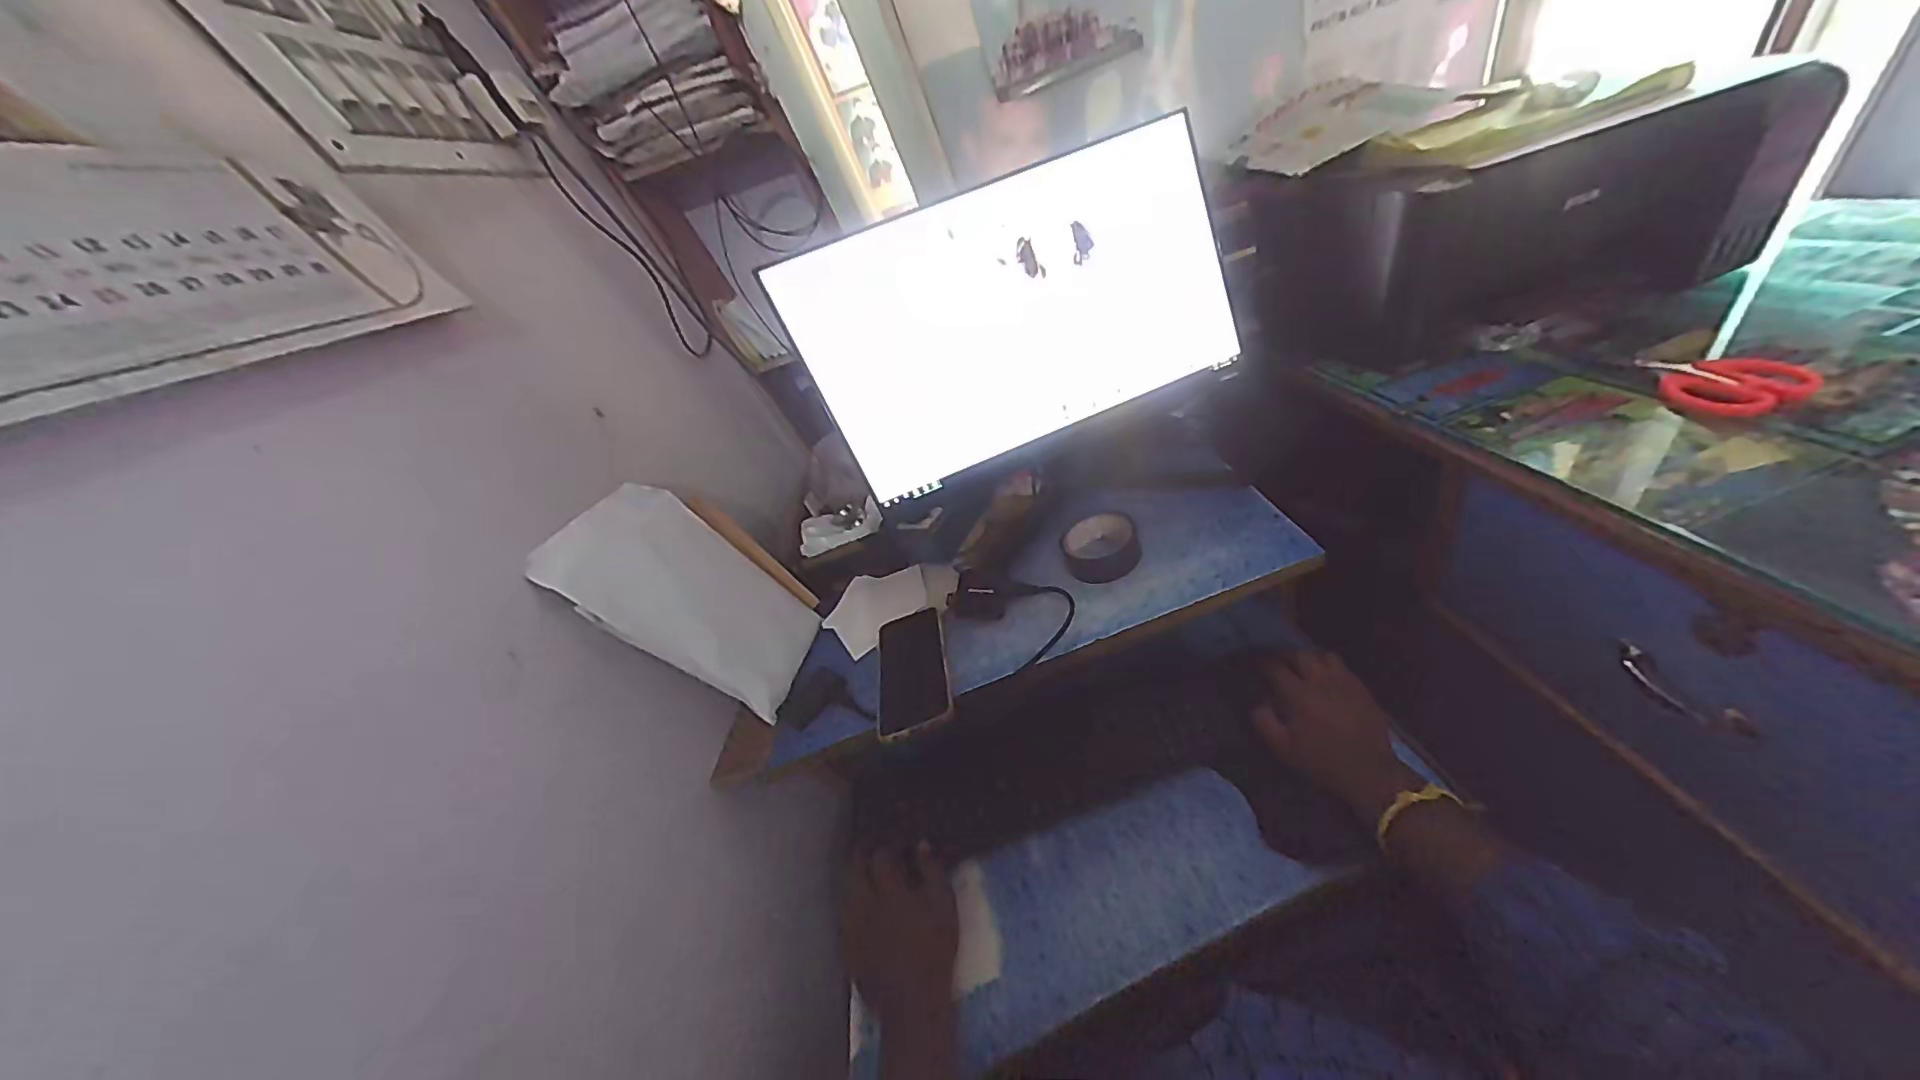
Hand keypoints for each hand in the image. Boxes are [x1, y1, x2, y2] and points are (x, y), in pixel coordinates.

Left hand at [841, 842, 958, 1030]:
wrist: (914, 1000)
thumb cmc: (935, 949)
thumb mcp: (944, 906)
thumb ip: (932, 871)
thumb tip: (921, 845)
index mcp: (889, 890)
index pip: (879, 856)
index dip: (886, 848)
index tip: (895, 846)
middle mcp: (864, 903)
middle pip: (853, 868)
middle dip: (861, 856)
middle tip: (872, 852)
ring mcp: (851, 925)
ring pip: (844, 891)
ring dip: (854, 879)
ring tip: (866, 876)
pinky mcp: (846, 946)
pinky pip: (844, 916)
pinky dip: (851, 906)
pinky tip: (863, 909)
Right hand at [1251, 651, 1422, 819]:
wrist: (1369, 773)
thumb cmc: (1321, 761)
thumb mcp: (1283, 748)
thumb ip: (1264, 722)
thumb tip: (1260, 703)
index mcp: (1299, 694)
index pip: (1276, 667)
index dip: (1264, 663)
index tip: (1258, 665)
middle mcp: (1321, 681)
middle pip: (1300, 655)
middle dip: (1286, 656)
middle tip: (1280, 664)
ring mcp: (1345, 683)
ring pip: (1324, 656)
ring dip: (1311, 658)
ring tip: (1306, 668)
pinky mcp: (1362, 690)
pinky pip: (1344, 668)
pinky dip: (1331, 668)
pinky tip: (1328, 680)